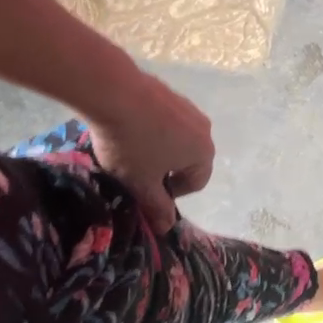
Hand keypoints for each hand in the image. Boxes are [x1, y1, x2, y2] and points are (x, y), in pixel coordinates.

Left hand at [85, 72, 214, 232]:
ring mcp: (192, 111)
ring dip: (161, 149)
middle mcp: (206, 132)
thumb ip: (156, 205)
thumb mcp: (140, 181)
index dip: (170, 192)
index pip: (196, 184)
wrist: (116, 93)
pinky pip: (169, 121)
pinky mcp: (175, 96)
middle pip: (191, 160)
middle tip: (136, 170)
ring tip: (131, 148)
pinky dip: (154, 129)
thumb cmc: (132, 144)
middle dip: (166, 169)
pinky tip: (129, 127)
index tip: (144, 188)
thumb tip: (167, 228)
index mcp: (204, 155)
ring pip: (180, 140)